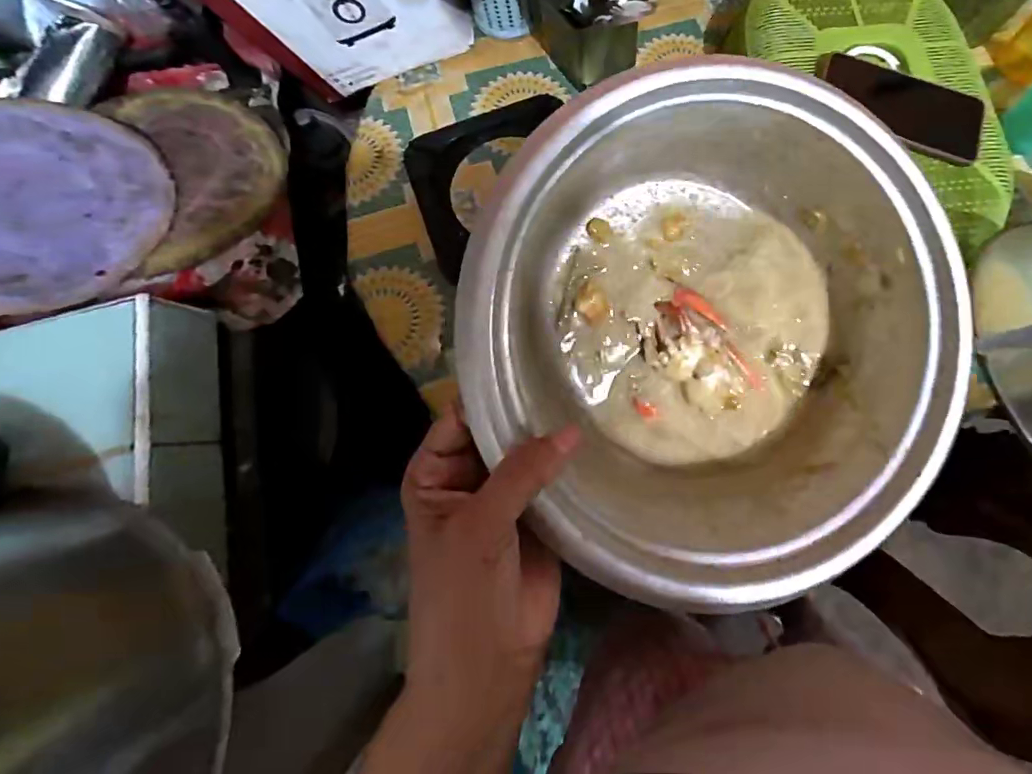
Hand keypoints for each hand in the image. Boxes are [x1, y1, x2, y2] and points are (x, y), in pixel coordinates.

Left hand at [364, 409, 579, 773]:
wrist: (487, 667)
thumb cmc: (461, 593)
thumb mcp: (480, 525)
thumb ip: (520, 474)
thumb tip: (570, 431)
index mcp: (434, 472)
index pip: (460, 418)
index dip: (490, 394)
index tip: (530, 364)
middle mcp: (467, 476)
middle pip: (498, 432)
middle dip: (528, 413)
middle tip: (571, 375)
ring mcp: (505, 496)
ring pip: (528, 454)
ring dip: (552, 437)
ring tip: (590, 398)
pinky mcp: (539, 515)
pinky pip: (552, 480)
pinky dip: (570, 466)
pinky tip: (597, 441)